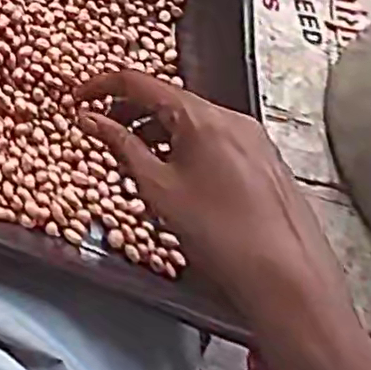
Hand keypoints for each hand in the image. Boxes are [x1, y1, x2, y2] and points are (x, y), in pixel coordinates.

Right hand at [74, 71, 370, 369]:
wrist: (291, 287)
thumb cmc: (221, 236)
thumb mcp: (155, 186)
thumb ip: (119, 143)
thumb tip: (91, 119)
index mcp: (202, 118)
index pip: (138, 82)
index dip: (100, 86)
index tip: (79, 97)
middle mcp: (231, 120)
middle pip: (166, 98)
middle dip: (127, 111)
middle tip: (101, 129)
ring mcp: (253, 140)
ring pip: (189, 119)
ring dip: (154, 129)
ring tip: (133, 156)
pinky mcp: (265, 162)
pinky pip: (212, 138)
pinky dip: (182, 144)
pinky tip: (171, 173)